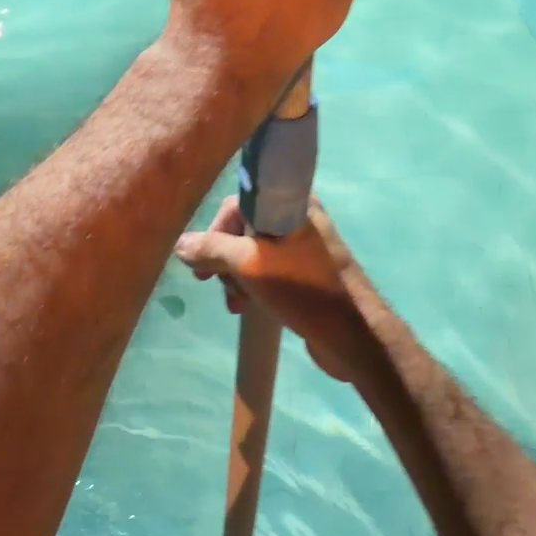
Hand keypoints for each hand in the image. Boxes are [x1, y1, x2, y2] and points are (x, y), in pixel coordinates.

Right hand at [174, 195, 383, 383]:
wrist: (354, 334)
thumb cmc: (302, 288)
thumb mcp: (249, 265)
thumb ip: (212, 250)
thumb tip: (181, 245)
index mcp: (292, 202)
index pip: (239, 202)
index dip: (215, 230)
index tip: (202, 263)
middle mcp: (300, 217)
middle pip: (244, 228)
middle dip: (224, 259)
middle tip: (214, 284)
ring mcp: (305, 246)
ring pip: (254, 253)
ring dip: (236, 276)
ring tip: (236, 303)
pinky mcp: (308, 272)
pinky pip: (269, 270)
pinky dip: (253, 284)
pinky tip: (247, 306)